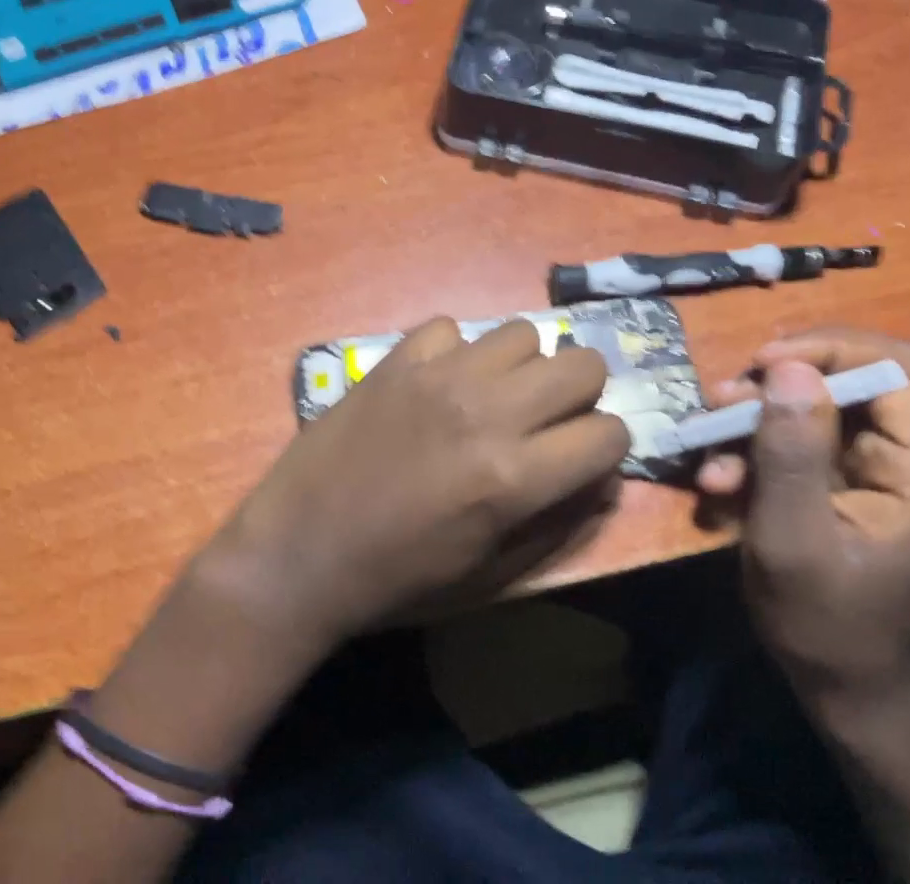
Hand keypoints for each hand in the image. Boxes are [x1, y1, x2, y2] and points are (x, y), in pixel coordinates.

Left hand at [200, 317, 630, 647]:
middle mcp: (487, 411)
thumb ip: (559, 522)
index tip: (580, 463)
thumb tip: (603, 479)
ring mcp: (437, 377)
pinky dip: (456, 354)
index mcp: (515, 476)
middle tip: (546, 426)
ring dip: (522, 368)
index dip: (604, 451)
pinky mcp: (394, 361)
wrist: (299, 553)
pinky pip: (451, 329)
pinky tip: (437, 389)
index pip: (609, 433)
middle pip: (583, 364)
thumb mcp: (491, 572)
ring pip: (522, 333)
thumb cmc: (399, 579)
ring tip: (491, 400)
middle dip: (579, 398)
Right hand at [697, 329, 909, 706]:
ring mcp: (886, 471)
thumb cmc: (820, 619)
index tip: (762, 364)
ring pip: (826, 406)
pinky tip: (720, 479)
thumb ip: (791, 452)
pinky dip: (760, 448)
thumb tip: (787, 366)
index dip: (832, 348)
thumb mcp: (790, 537)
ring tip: (707, 442)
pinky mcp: (855, 484)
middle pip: (861, 377)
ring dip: (761, 417)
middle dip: (783, 382)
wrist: (840, 682)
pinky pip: (808, 440)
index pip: (901, 368)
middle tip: (722, 400)